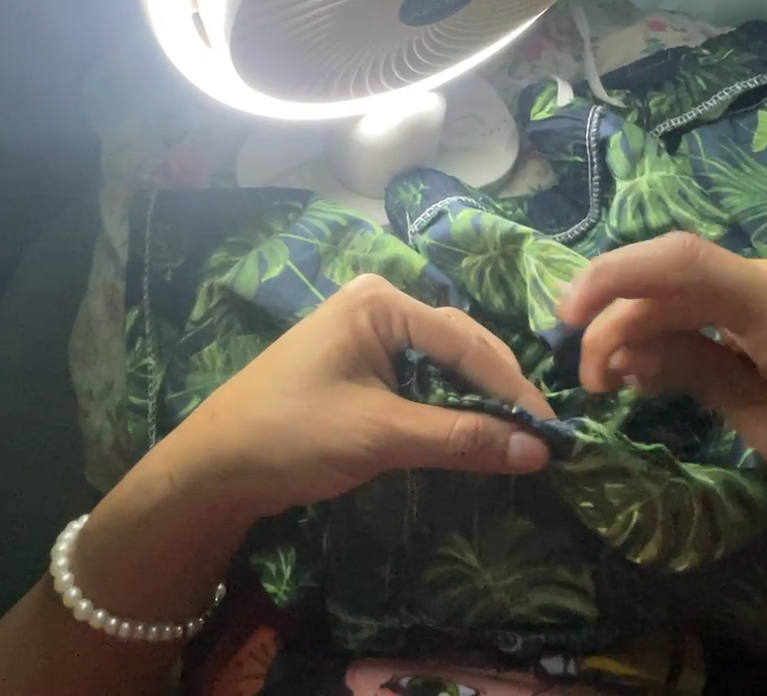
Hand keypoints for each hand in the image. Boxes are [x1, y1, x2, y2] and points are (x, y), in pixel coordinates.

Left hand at [152, 274, 554, 519]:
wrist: (216, 466)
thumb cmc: (291, 435)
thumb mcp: (380, 434)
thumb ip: (460, 437)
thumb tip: (540, 451)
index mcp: (381, 301)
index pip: (464, 340)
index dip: (510, 386)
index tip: (551, 429)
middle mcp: (380, 304)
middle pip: (459, 344)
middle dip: (497, 389)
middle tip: (538, 436)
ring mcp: (371, 332)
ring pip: (443, 361)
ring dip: (476, 398)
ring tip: (514, 436)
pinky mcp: (364, 361)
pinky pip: (421, 376)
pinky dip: (448, 404)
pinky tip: (471, 428)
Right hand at [558, 234, 766, 521]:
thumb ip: (707, 382)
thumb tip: (629, 352)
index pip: (683, 264)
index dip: (612, 277)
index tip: (565, 320)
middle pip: (678, 273)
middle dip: (620, 317)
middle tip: (593, 378)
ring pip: (697, 280)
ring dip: (650, 319)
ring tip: (625, 375)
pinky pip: (727, 290)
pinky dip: (687, 319)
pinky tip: (671, 356)